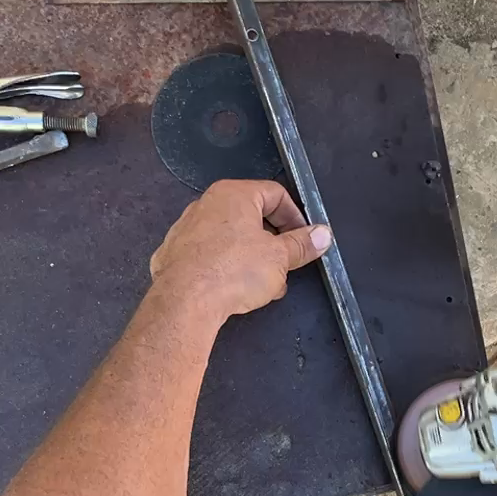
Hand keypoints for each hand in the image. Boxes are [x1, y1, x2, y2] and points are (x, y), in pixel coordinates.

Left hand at [148, 179, 330, 321]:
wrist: (184, 302)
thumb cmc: (231, 271)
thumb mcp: (279, 258)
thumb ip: (302, 244)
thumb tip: (321, 235)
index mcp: (234, 194)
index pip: (276, 193)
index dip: (296, 217)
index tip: (304, 239)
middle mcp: (207, 204)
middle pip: (251, 215)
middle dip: (273, 241)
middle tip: (286, 264)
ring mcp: (186, 228)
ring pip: (230, 237)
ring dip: (252, 257)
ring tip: (263, 284)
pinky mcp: (174, 254)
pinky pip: (209, 254)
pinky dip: (226, 267)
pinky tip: (234, 289)